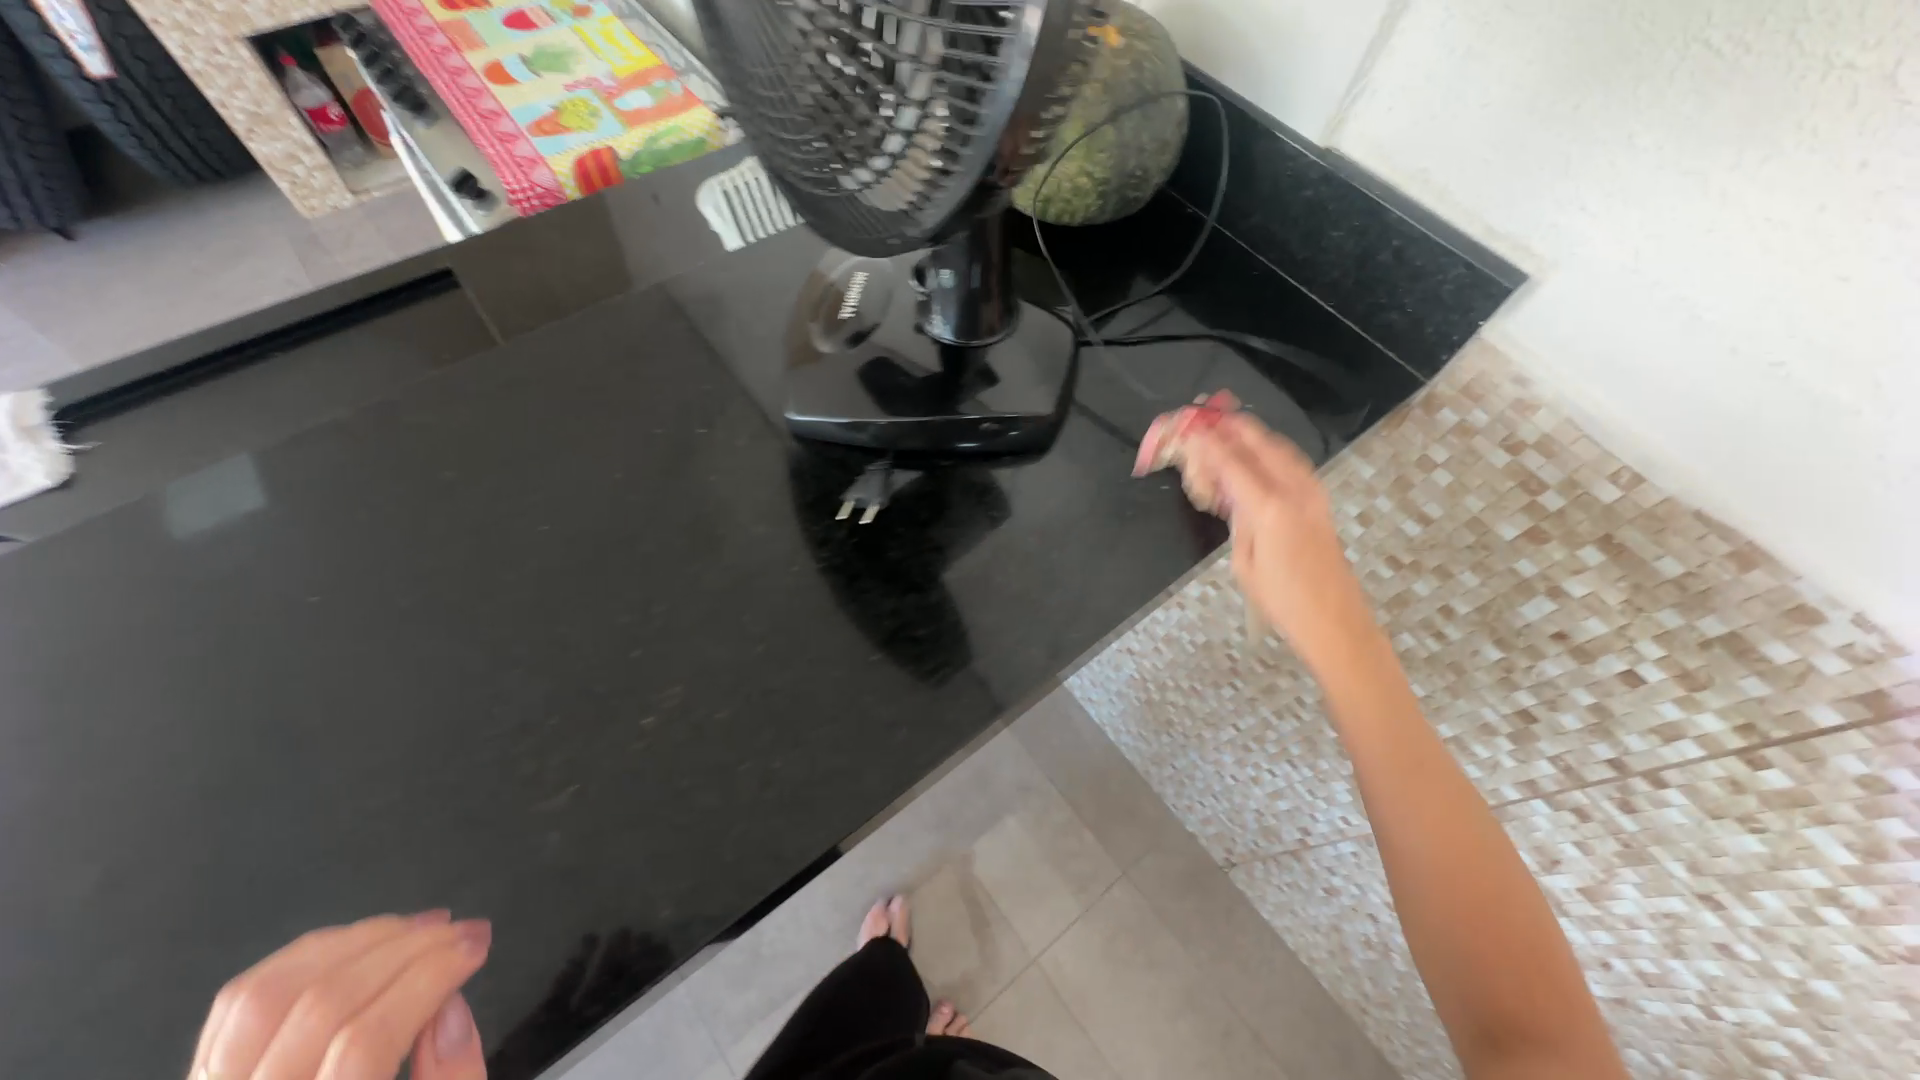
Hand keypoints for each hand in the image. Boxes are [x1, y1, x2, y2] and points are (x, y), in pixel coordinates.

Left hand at [189, 912, 490, 1079]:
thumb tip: (451, 999)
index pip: (366, 1041)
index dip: (429, 977)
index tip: (478, 944)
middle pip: (321, 1005)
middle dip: (404, 948)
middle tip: (460, 927)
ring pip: (270, 994)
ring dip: (354, 942)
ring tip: (416, 928)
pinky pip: (236, 1006)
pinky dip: (301, 958)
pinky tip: (354, 945)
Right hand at [1177, 412, 1376, 668]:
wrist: (1334, 618)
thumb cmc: (1281, 600)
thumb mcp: (1243, 560)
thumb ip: (1236, 517)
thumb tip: (1224, 488)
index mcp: (1267, 507)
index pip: (1229, 460)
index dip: (1205, 440)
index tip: (1186, 426)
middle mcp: (1292, 489)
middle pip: (1256, 441)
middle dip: (1227, 426)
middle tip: (1203, 417)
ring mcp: (1310, 490)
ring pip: (1276, 445)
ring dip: (1249, 433)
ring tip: (1224, 427)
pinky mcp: (1319, 497)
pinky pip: (1289, 460)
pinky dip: (1267, 448)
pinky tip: (1255, 454)